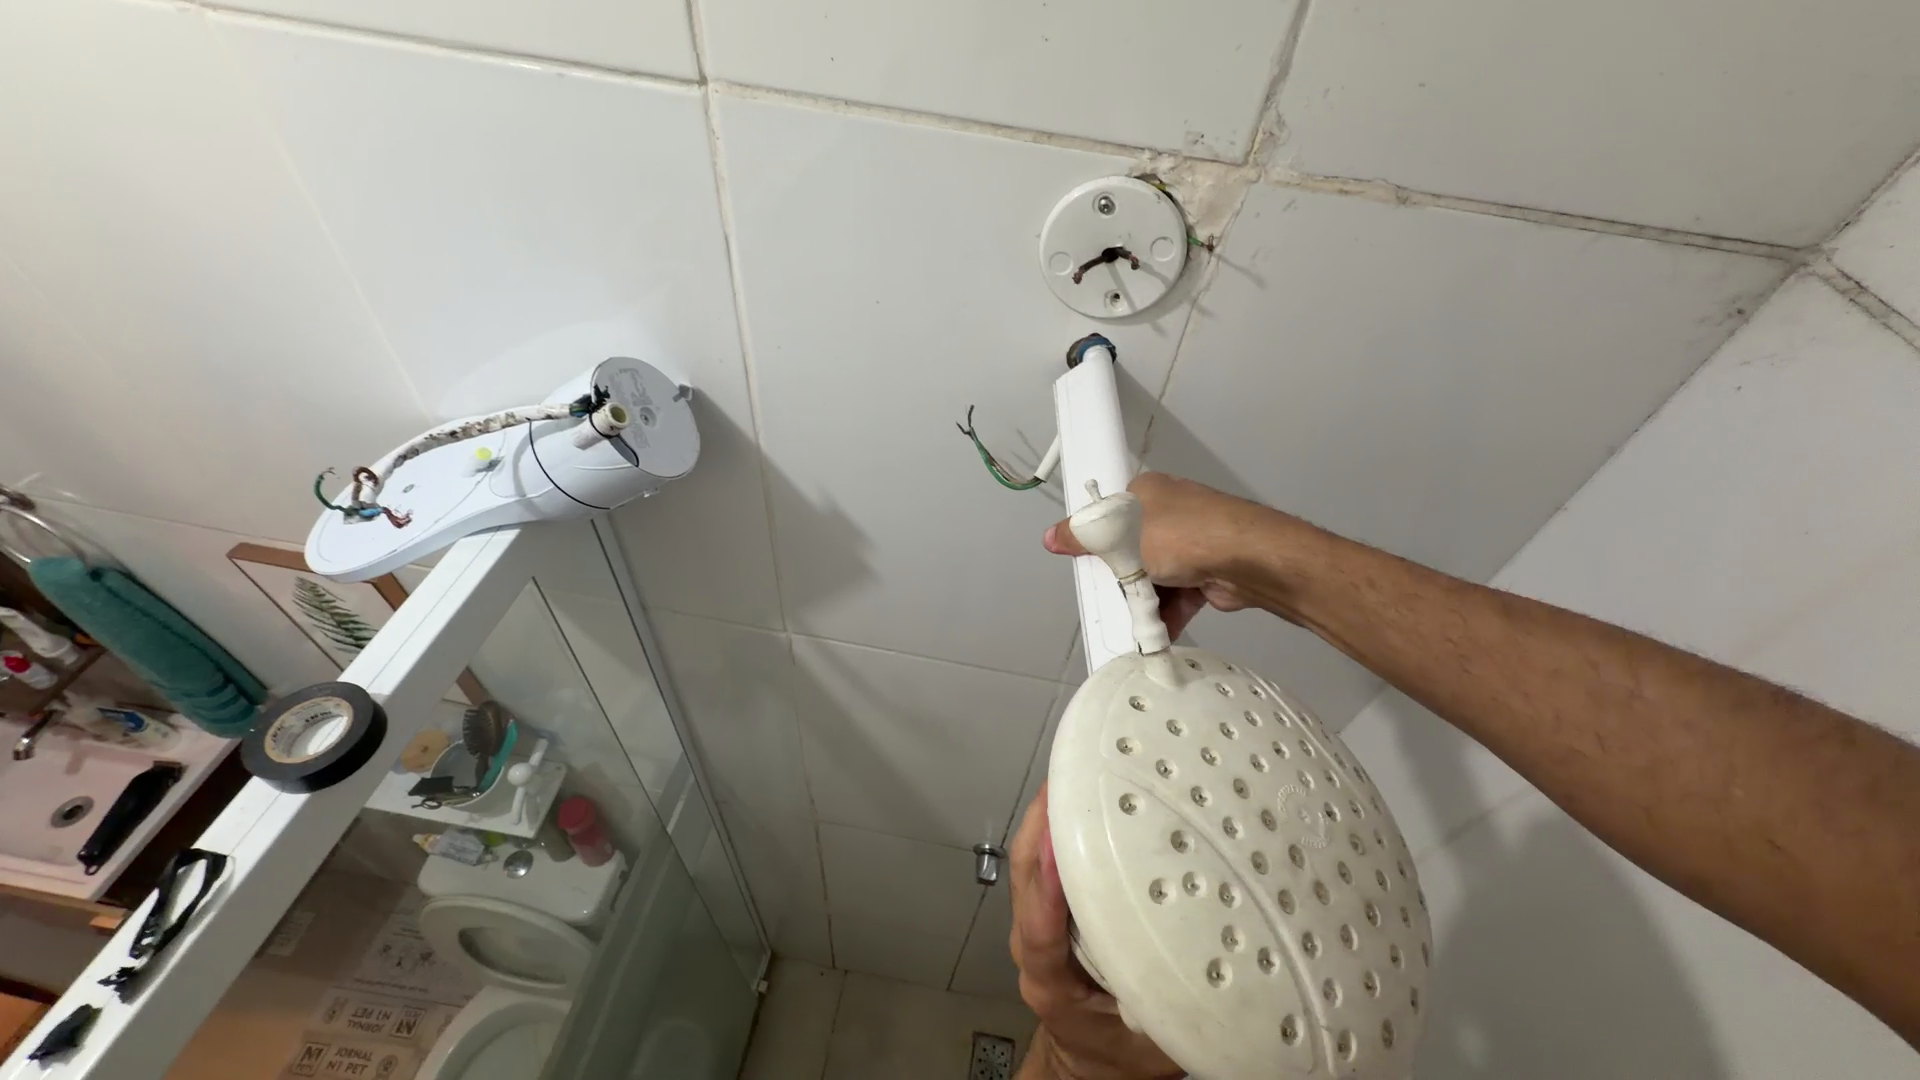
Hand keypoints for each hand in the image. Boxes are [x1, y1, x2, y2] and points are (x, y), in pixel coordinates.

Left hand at [1010, 784, 1182, 1079]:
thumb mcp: (1155, 1042)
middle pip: (1025, 878)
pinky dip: (1056, 828)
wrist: (1090, 1064)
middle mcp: (1035, 946)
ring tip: (1075, 774)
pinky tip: (1082, 800)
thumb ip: (1171, 1003)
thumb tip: (1213, 957)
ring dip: (1046, 818)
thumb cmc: (1121, 1053)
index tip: (1060, 848)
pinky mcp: (1045, 909)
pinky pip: (1042, 862)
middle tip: (1071, 777)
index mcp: (1054, 984)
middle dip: (1042, 825)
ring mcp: (1035, 922)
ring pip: (1029, 862)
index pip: (1041, 932)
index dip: (1048, 890)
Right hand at [1043, 472, 1269, 638]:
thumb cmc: (1179, 536)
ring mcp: (1193, 542)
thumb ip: (1082, 538)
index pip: (1111, 513)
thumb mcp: (1118, 535)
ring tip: (1133, 619)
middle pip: (1131, 548)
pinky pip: (1178, 594)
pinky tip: (1156, 631)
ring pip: (1155, 575)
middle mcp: (1171, 512)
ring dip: (1144, 600)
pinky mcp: (1209, 570)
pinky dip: (1167, 612)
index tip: (1089, 564)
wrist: (1246, 560)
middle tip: (1108, 596)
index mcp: (1147, 491)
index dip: (1098, 539)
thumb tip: (1050, 537)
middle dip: (1122, 576)